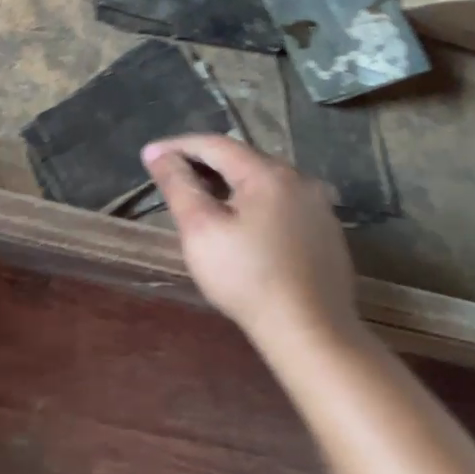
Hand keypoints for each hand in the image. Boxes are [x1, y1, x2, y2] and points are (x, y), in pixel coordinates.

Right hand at [142, 134, 360, 348]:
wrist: (309, 329)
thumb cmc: (245, 276)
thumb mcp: (200, 228)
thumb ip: (178, 185)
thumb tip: (156, 153)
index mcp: (268, 174)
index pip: (215, 144)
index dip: (177, 146)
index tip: (148, 156)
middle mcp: (300, 180)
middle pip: (242, 159)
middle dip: (203, 162)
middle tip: (170, 176)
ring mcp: (319, 206)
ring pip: (263, 181)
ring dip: (228, 182)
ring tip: (199, 197)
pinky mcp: (326, 231)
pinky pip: (280, 201)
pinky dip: (252, 201)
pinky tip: (239, 221)